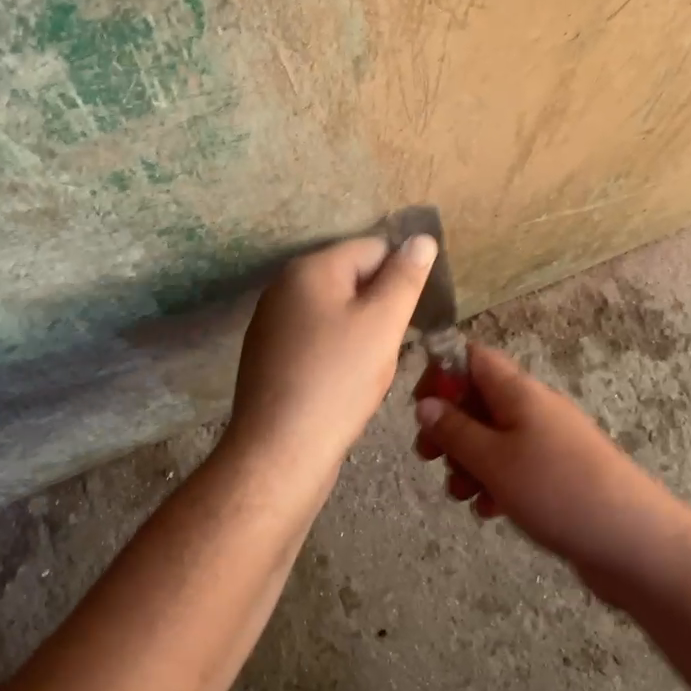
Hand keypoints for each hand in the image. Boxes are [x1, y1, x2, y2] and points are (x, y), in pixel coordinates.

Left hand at [227, 233, 438, 470]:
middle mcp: (283, 286)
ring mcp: (271, 322)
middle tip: (392, 347)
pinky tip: (344, 385)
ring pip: (335, 313)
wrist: (279, 451)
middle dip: (379, 307)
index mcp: (309, 269)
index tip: (413, 315)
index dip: (400, 276)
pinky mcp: (269, 357)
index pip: (372, 248)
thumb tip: (421, 238)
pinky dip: (337, 354)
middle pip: (351, 279)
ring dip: (361, 333)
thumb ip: (405, 278)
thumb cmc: (337, 381)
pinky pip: (316, 341)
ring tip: (369, 370)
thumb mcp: (383, 323)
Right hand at [413, 344, 670, 573]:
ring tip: (459, 493)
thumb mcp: (494, 459)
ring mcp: (550, 442)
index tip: (420, 409)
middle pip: (479, 399)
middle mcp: (534, 408)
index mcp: (518, 390)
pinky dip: (495, 482)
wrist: (635, 542)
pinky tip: (488, 510)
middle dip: (449, 426)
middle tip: (428, 457)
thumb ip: (455, 430)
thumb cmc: (557, 490)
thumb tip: (425, 403)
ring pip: (494, 437)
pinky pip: (515, 467)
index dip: (441, 373)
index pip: (472, 356)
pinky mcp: (559, 476)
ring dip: (469, 460)